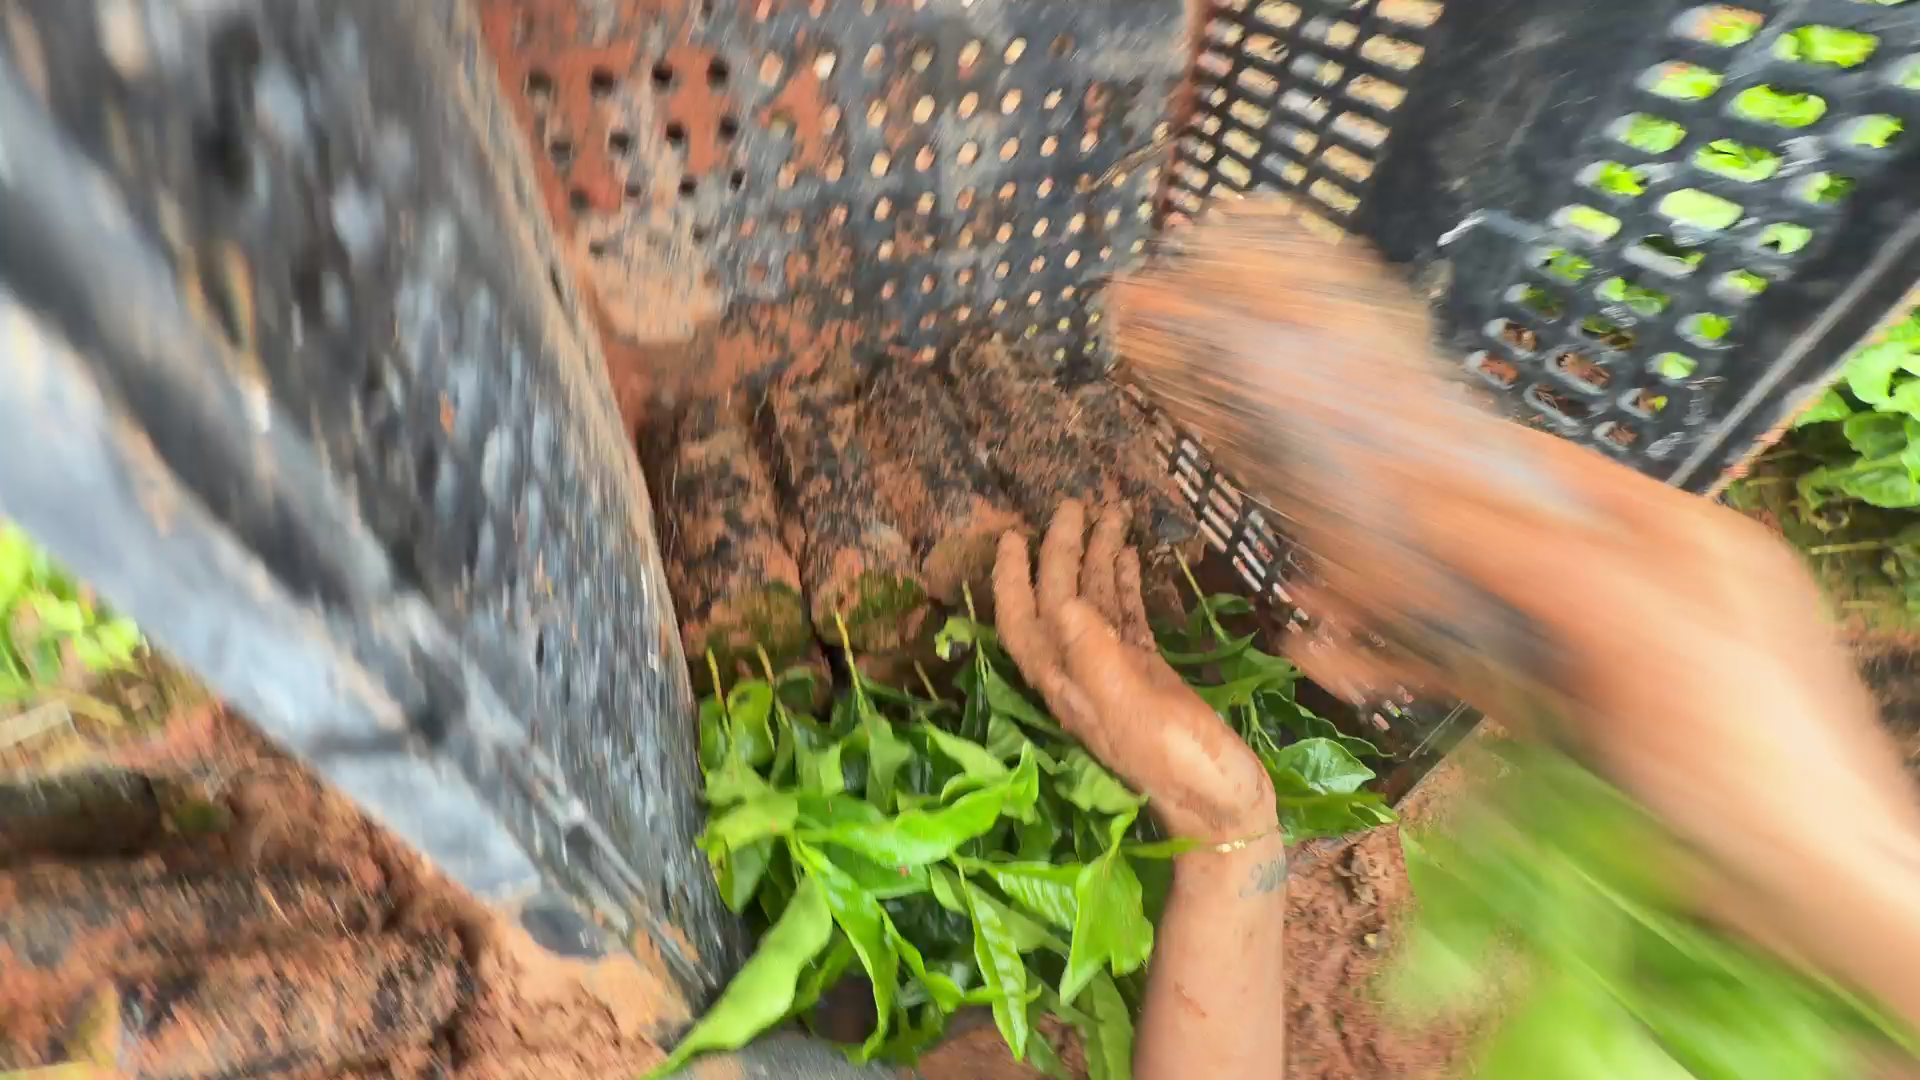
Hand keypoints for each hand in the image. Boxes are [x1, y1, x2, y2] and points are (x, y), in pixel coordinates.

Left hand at [992, 500, 1273, 841]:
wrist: (1227, 810)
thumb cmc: (1183, 766)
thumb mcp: (1137, 711)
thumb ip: (1098, 658)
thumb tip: (1062, 602)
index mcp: (1067, 683)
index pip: (1024, 621)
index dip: (1013, 578)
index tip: (1014, 533)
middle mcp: (1082, 674)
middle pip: (1061, 600)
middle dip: (1062, 551)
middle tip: (1074, 504)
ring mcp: (1115, 673)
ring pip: (1095, 604)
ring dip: (1098, 558)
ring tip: (1110, 515)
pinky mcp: (1147, 675)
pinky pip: (1126, 619)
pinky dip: (1123, 585)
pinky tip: (1127, 557)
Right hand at [1286, 422, 1919, 1022]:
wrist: (1784, 891)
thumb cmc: (1748, 750)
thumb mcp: (1647, 628)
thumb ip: (1535, 554)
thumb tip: (1417, 500)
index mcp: (1662, 533)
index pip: (1535, 468)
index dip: (1449, 457)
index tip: (1366, 455)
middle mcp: (1606, 573)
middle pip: (1474, 534)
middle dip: (1392, 542)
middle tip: (1320, 547)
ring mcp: (1563, 637)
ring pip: (1448, 599)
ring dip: (1374, 604)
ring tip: (1308, 608)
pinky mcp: (1530, 692)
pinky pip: (1446, 659)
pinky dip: (1387, 659)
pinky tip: (1331, 661)